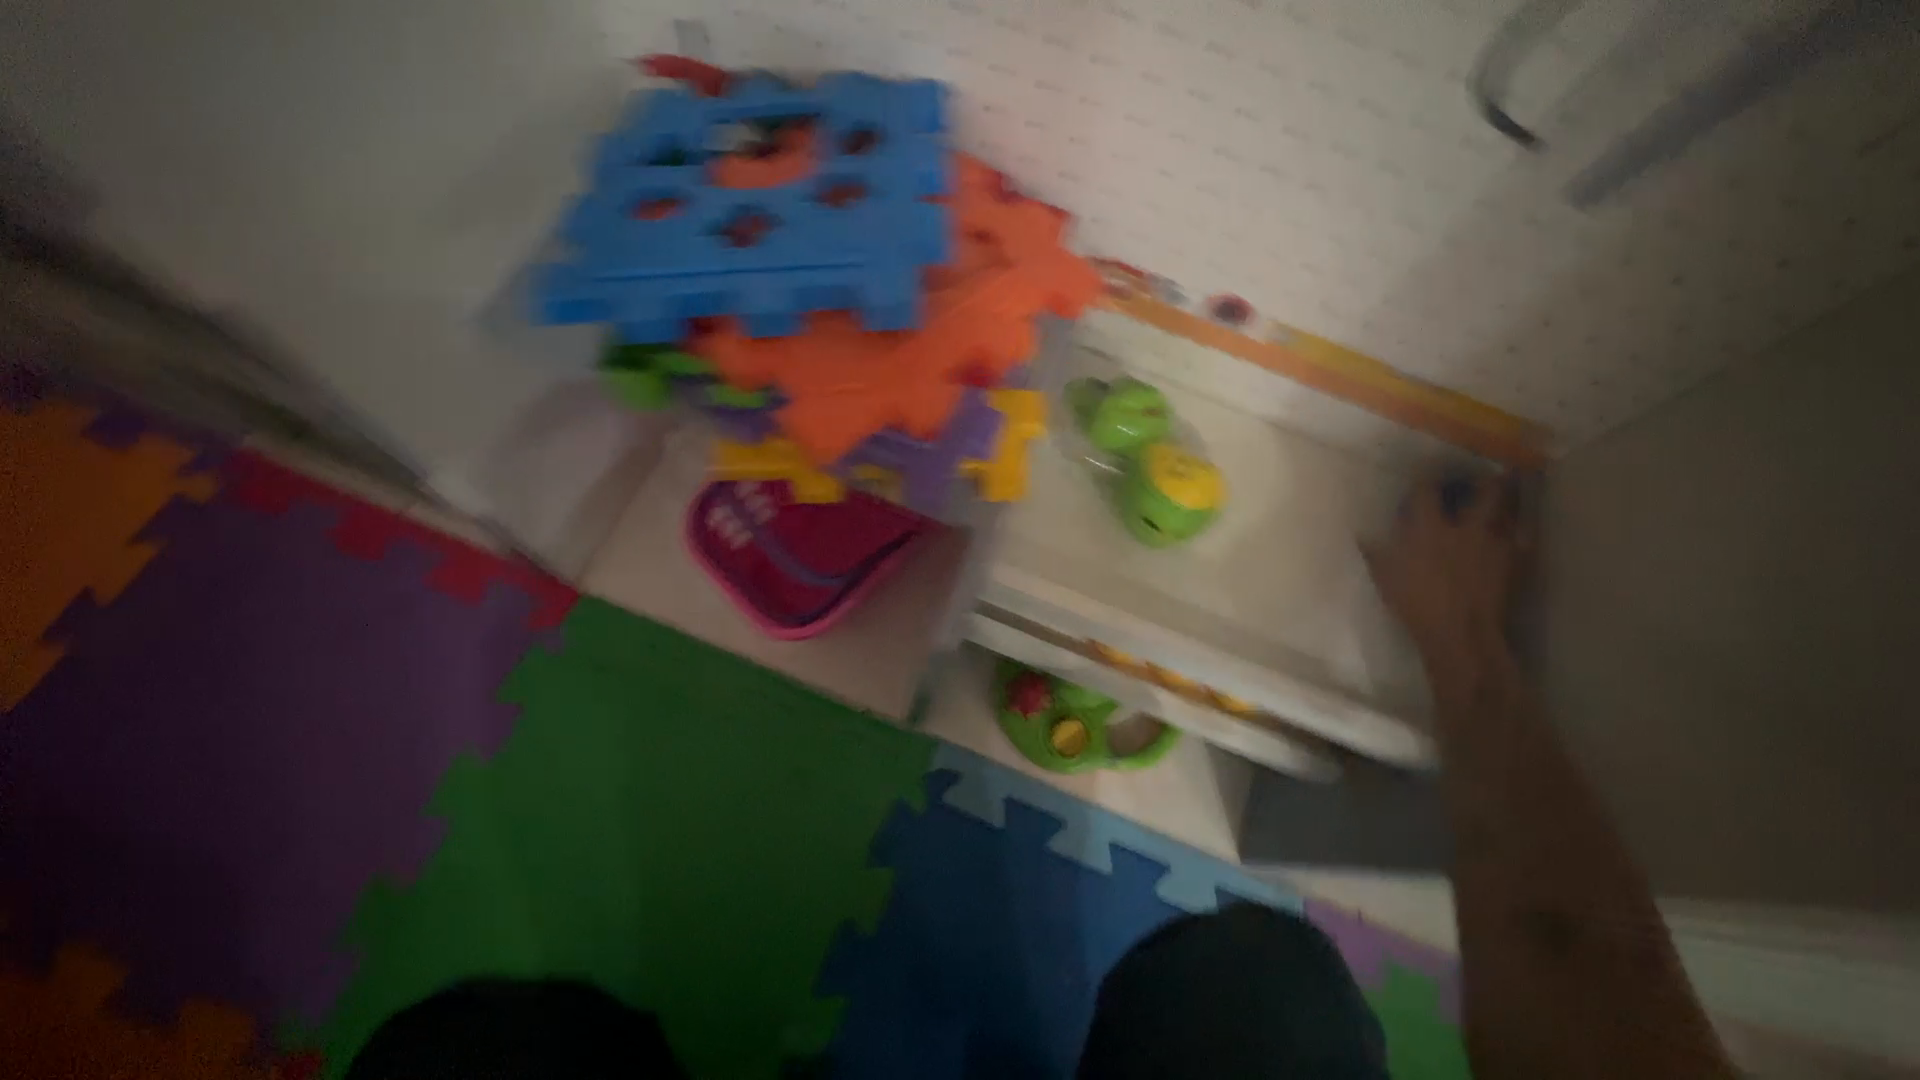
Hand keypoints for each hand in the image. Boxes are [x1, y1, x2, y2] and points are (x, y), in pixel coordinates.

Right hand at [1363, 472, 1531, 671]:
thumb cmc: (1415, 603)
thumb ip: (1375, 554)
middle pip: (1486, 493)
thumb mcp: (1385, 578)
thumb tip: (1362, 535)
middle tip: (1487, 478)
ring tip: (1504, 506)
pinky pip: (1519, 543)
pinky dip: (1517, 540)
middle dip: (1488, 482)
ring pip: (1509, 514)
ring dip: (1507, 507)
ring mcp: (1493, 544)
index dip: (1425, 481)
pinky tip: (1514, 542)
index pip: (1426, 492)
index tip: (1425, 477)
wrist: (1458, 631)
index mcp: (1429, 529)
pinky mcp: (1513, 564)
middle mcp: (1465, 529)